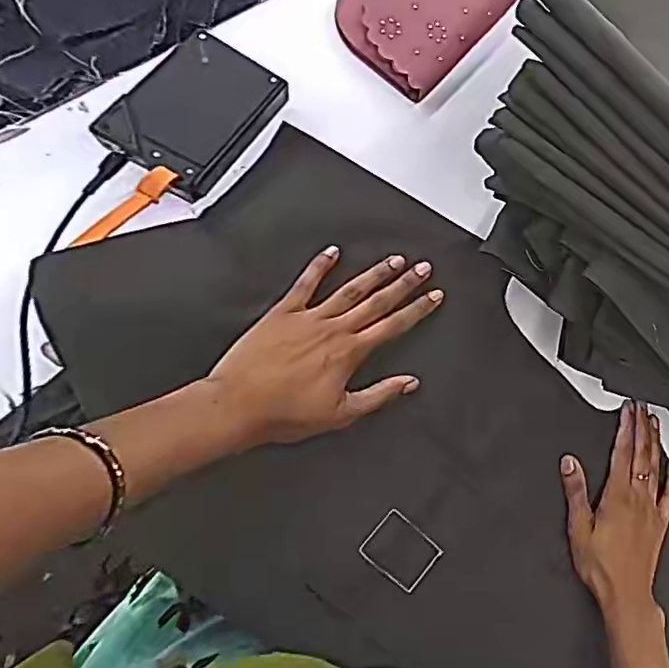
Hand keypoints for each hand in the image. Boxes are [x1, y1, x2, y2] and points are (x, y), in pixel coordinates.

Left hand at [202, 247, 442, 447]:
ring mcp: (308, 318)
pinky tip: (332, 253)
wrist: (236, 406)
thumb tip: (407, 383)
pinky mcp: (282, 313)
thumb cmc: (283, 413)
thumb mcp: (341, 414)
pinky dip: (319, 266)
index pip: (394, 325)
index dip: (417, 309)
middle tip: (422, 268)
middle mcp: (333, 330)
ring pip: (350, 289)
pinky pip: (305, 284)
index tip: (432, 297)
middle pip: (378, 301)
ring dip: (374, 273)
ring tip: (393, 261)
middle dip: (404, 284)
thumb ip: (379, 395)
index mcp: (349, 353)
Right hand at [560, 403, 668, 629]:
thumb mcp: (578, 528)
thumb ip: (575, 492)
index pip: (623, 452)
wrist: (626, 594)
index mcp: (618, 496)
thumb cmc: (601, 567)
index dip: (626, 428)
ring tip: (655, 425)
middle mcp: (638, 499)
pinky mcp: (660, 524)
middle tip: (642, 408)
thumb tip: (570, 464)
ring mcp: (652, 510)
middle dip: (642, 428)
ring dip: (656, 444)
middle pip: (642, 454)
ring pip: (656, 468)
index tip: (628, 410)